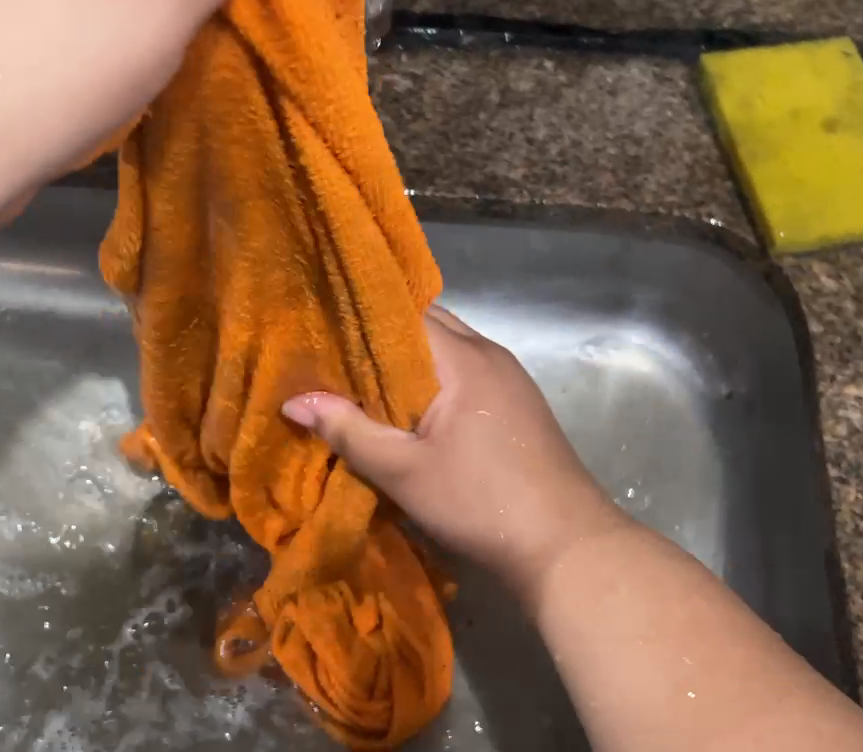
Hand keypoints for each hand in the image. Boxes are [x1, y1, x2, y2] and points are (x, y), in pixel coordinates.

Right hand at [281, 306, 630, 601]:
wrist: (570, 551)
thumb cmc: (481, 502)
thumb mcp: (402, 471)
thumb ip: (347, 430)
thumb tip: (292, 402)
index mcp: (462, 358)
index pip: (402, 311)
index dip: (359, 316)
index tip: (320, 327)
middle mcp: (488, 353)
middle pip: (425, 323)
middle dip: (380, 335)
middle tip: (333, 353)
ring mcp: (508, 376)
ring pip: (445, 346)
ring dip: (406, 358)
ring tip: (360, 377)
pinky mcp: (517, 401)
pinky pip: (462, 368)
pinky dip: (431, 374)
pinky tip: (407, 403)